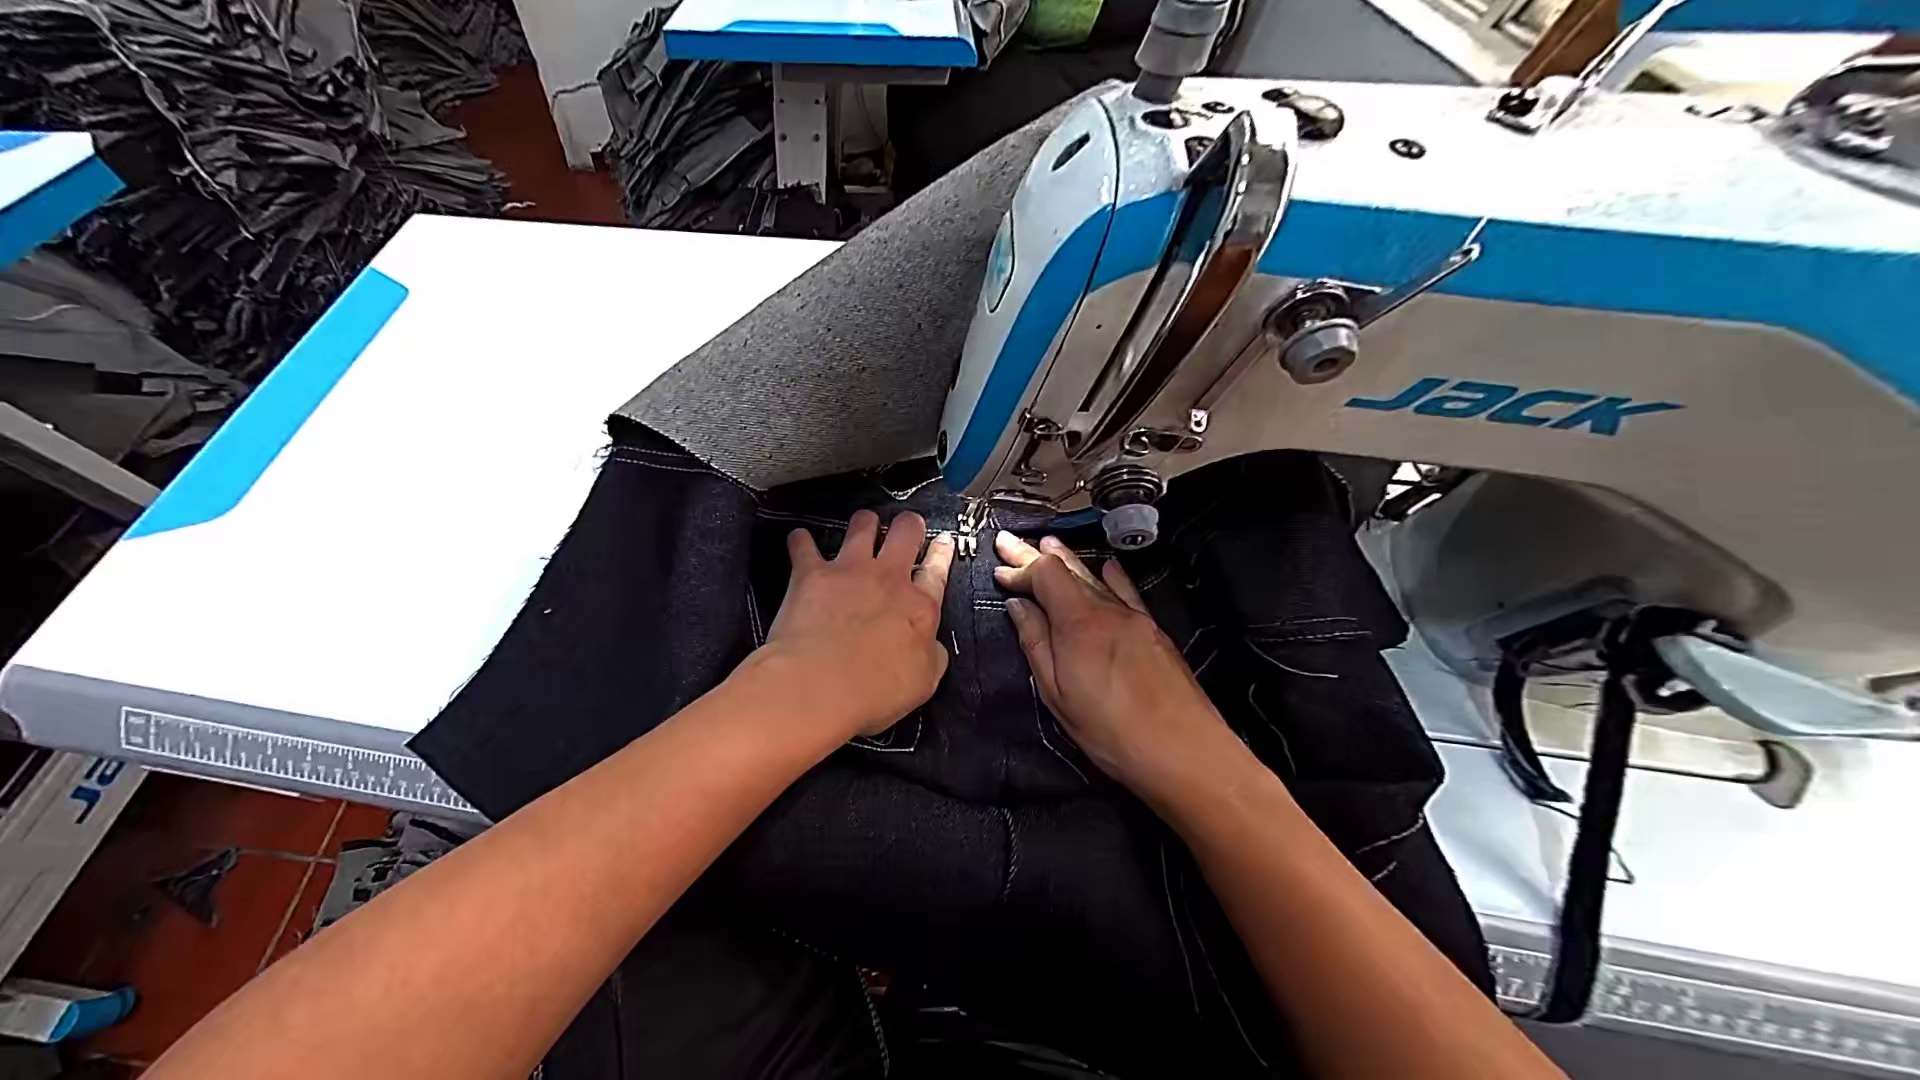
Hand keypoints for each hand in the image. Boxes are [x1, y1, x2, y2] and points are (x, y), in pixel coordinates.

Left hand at [755, 510, 955, 738]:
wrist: (820, 684)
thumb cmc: (875, 690)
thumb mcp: (924, 681)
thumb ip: (931, 656)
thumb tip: (932, 646)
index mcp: (920, 606)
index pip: (937, 571)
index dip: (942, 553)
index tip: (943, 542)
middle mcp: (887, 578)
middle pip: (906, 533)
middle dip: (909, 524)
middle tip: (908, 525)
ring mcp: (848, 571)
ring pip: (862, 526)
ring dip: (865, 522)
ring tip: (864, 523)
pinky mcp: (810, 574)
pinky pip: (804, 545)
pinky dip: (801, 541)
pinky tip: (799, 539)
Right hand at [993, 532, 1244, 804]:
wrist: (1185, 751)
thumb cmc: (1114, 732)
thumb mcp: (1057, 694)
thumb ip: (1035, 643)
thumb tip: (1019, 608)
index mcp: (1078, 624)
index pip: (1044, 575)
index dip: (1020, 569)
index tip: (1000, 572)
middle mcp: (1107, 610)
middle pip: (1066, 570)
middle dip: (1034, 555)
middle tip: (1010, 544)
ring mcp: (1134, 617)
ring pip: (1094, 577)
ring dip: (1067, 560)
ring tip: (1047, 544)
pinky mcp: (1152, 630)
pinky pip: (1126, 590)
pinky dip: (1109, 575)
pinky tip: (1105, 566)